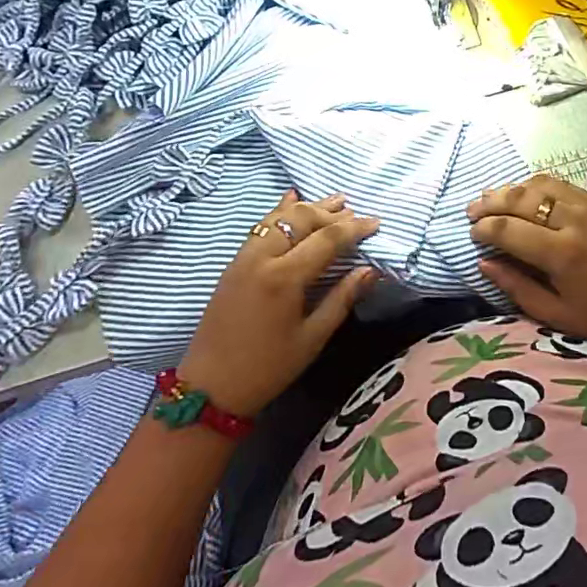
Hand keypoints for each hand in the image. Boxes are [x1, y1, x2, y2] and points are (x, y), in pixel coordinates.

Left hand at [177, 190, 379, 416]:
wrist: (210, 388)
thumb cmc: (268, 368)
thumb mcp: (312, 338)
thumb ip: (342, 299)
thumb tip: (372, 270)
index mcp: (284, 277)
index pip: (326, 239)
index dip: (354, 228)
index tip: (377, 222)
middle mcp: (262, 258)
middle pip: (302, 219)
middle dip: (332, 213)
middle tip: (357, 213)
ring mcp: (243, 258)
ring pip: (279, 217)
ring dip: (308, 207)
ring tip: (334, 201)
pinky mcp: (233, 264)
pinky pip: (260, 227)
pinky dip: (279, 211)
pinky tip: (290, 199)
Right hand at [467, 174, 586, 360]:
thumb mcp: (556, 315)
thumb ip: (516, 287)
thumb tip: (484, 263)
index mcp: (562, 253)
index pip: (509, 229)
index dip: (484, 229)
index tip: (471, 235)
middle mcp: (573, 221)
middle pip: (520, 199)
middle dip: (491, 203)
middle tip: (471, 212)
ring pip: (538, 184)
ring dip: (511, 190)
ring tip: (491, 200)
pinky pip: (558, 184)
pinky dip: (534, 186)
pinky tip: (521, 196)